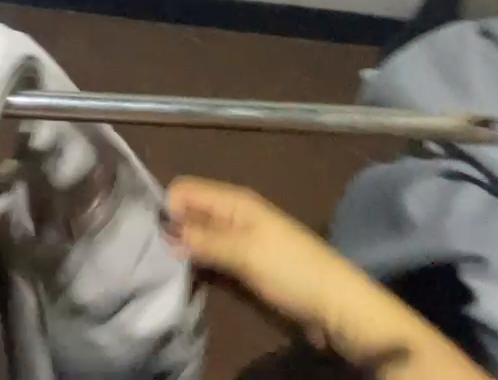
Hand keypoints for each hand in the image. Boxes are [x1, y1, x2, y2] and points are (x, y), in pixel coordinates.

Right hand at [167, 178, 489, 378]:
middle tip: (156, 254)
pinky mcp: (242, 263)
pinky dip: (198, 264)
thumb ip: (204, 239)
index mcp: (233, 200)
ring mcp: (237, 239)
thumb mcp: (246, 254)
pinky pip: (209, 256)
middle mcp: (231, 214)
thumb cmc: (294, 271)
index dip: (167, 208)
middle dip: (172, 229)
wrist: (340, 309)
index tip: (158, 236)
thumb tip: (164, 231)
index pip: (183, 189)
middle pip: (188, 212)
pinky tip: (189, 276)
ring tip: (168, 267)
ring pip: (196, 235)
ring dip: (184, 249)